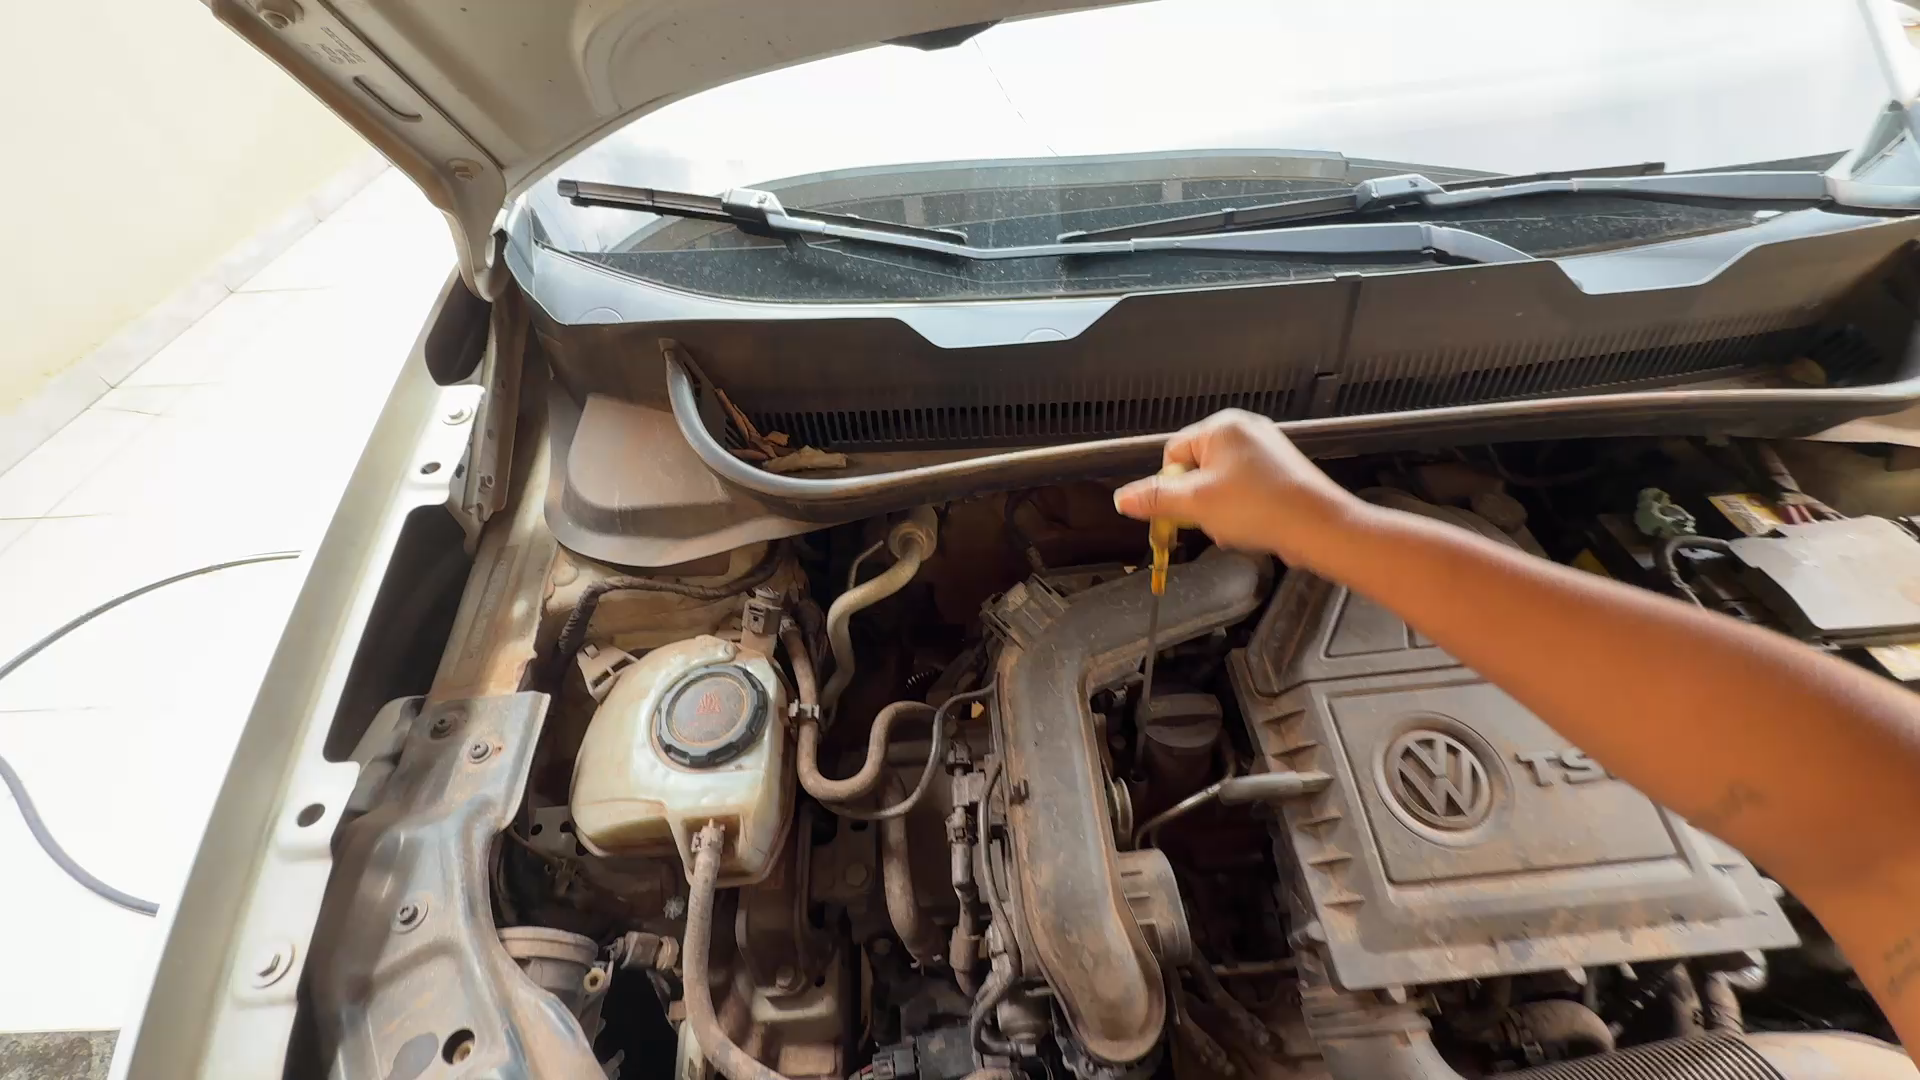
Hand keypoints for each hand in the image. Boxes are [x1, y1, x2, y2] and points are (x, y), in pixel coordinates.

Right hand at [1113, 410, 1363, 567]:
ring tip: (1234, 525)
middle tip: (1208, 520)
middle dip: (1195, 501)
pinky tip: (1250, 525)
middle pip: (1194, 469)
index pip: (1172, 454)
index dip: (1170, 487)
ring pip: (1217, 483)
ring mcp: (1265, 449)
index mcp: (1221, 427)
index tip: (1180, 510)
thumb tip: (1120, 499)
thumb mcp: (1195, 504)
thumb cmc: (1258, 508)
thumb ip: (1154, 499)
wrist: (1318, 528)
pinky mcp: (1279, 470)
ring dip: (1216, 509)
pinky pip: (1242, 488)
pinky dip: (1239, 509)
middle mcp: (1244, 429)